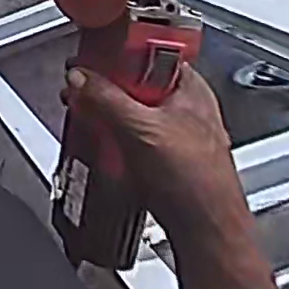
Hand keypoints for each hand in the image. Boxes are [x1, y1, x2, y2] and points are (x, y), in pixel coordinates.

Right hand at [62, 65, 248, 236]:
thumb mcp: (141, 128)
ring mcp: (174, 133)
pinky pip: (129, 134)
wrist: (208, 238)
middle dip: (104, 85)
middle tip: (82, 87)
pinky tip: (99, 141)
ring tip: (86, 112)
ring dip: (105, 110)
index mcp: (191, 88)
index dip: (119, 50)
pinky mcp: (163, 157)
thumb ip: (105, 97)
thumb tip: (79, 76)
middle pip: (134, 81)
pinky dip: (112, 134)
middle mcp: (184, 107)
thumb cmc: (198, 184)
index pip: (150, 51)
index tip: (93, 54)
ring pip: (130, 108)